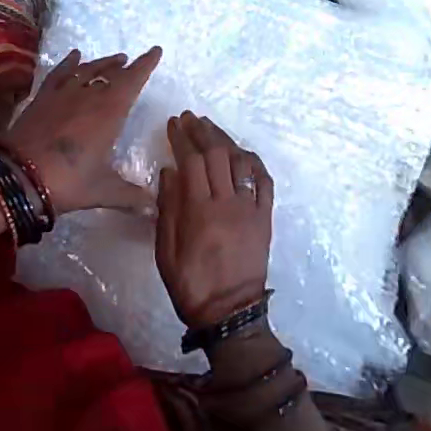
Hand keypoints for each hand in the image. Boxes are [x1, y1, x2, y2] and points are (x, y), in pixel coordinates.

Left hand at [1, 47, 161, 215]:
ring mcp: (62, 94)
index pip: (132, 81)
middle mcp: (88, 95)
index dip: (145, 65)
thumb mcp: (103, 190)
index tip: (156, 51)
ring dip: (101, 63)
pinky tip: (74, 57)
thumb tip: (152, 207)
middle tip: (132, 62)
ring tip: (113, 60)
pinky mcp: (42, 97)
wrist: (18, 175)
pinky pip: (59, 73)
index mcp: (109, 112)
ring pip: (86, 70)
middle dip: (124, 67)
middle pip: (110, 73)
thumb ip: (130, 195)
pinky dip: (69, 63)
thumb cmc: (67, 180)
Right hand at [156, 113, 273, 327]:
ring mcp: (250, 209)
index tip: (173, 123)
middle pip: (217, 154)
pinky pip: (264, 183)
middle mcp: (227, 203)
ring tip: (212, 128)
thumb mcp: (164, 249)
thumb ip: (167, 207)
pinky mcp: (266, 219)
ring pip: (241, 162)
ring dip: (226, 140)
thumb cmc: (189, 283)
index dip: (182, 137)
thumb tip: (170, 171)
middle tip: (190, 118)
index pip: (191, 160)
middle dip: (202, 131)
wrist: (230, 313)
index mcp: (198, 210)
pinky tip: (243, 152)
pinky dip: (254, 162)